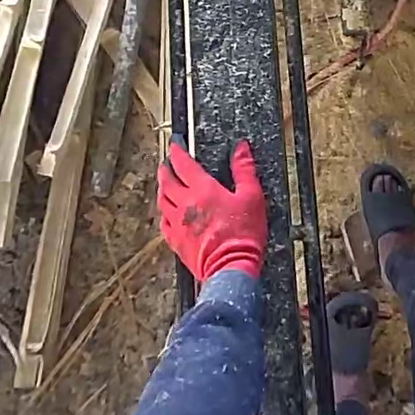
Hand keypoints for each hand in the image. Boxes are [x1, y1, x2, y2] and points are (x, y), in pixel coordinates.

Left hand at [159, 141, 265, 281]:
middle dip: (165, 170)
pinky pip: (164, 224)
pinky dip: (164, 214)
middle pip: (167, 182)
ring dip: (162, 189)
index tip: (175, 146)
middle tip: (166, 164)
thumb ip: (245, 170)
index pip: (184, 165)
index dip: (177, 153)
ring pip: (162, 202)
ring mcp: (178, 224)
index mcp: (203, 190)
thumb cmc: (242, 235)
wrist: (231, 268)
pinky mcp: (177, 242)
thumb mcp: (252, 196)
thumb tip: (241, 149)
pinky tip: (167, 214)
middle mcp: (185, 205)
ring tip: (164, 184)